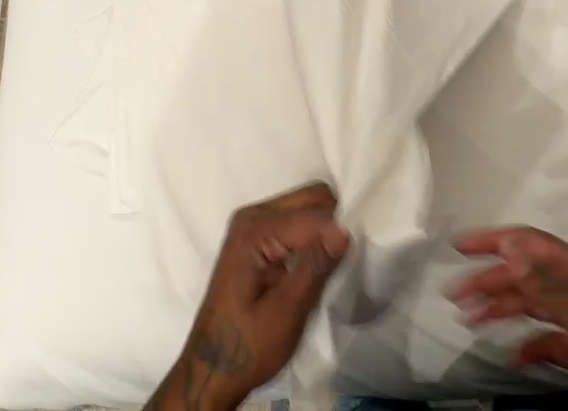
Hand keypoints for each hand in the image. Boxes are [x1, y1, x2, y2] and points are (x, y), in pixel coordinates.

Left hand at [148, 182, 352, 410]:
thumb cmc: (247, 346)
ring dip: (325, 230)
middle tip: (345, 263)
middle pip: (311, 199)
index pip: (314, 216)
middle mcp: (252, 216)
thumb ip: (315, 267)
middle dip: (334, 224)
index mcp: (255, 230)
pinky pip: (296, 220)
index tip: (354, 263)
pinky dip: (313, 235)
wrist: (213, 369)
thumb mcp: (287, 312)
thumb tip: (344, 230)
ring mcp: (253, 224)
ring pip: (306, 206)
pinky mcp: (258, 237)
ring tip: (333, 266)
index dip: (338, 237)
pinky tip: (317, 264)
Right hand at [447, 227, 567, 410]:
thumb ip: (550, 286)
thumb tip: (509, 248)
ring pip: (529, 304)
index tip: (460, 246)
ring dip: (499, 308)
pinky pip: (544, 339)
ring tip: (469, 319)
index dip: (494, 240)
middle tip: (455, 293)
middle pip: (523, 274)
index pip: (528, 244)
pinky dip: (525, 344)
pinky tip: (512, 355)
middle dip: (488, 280)